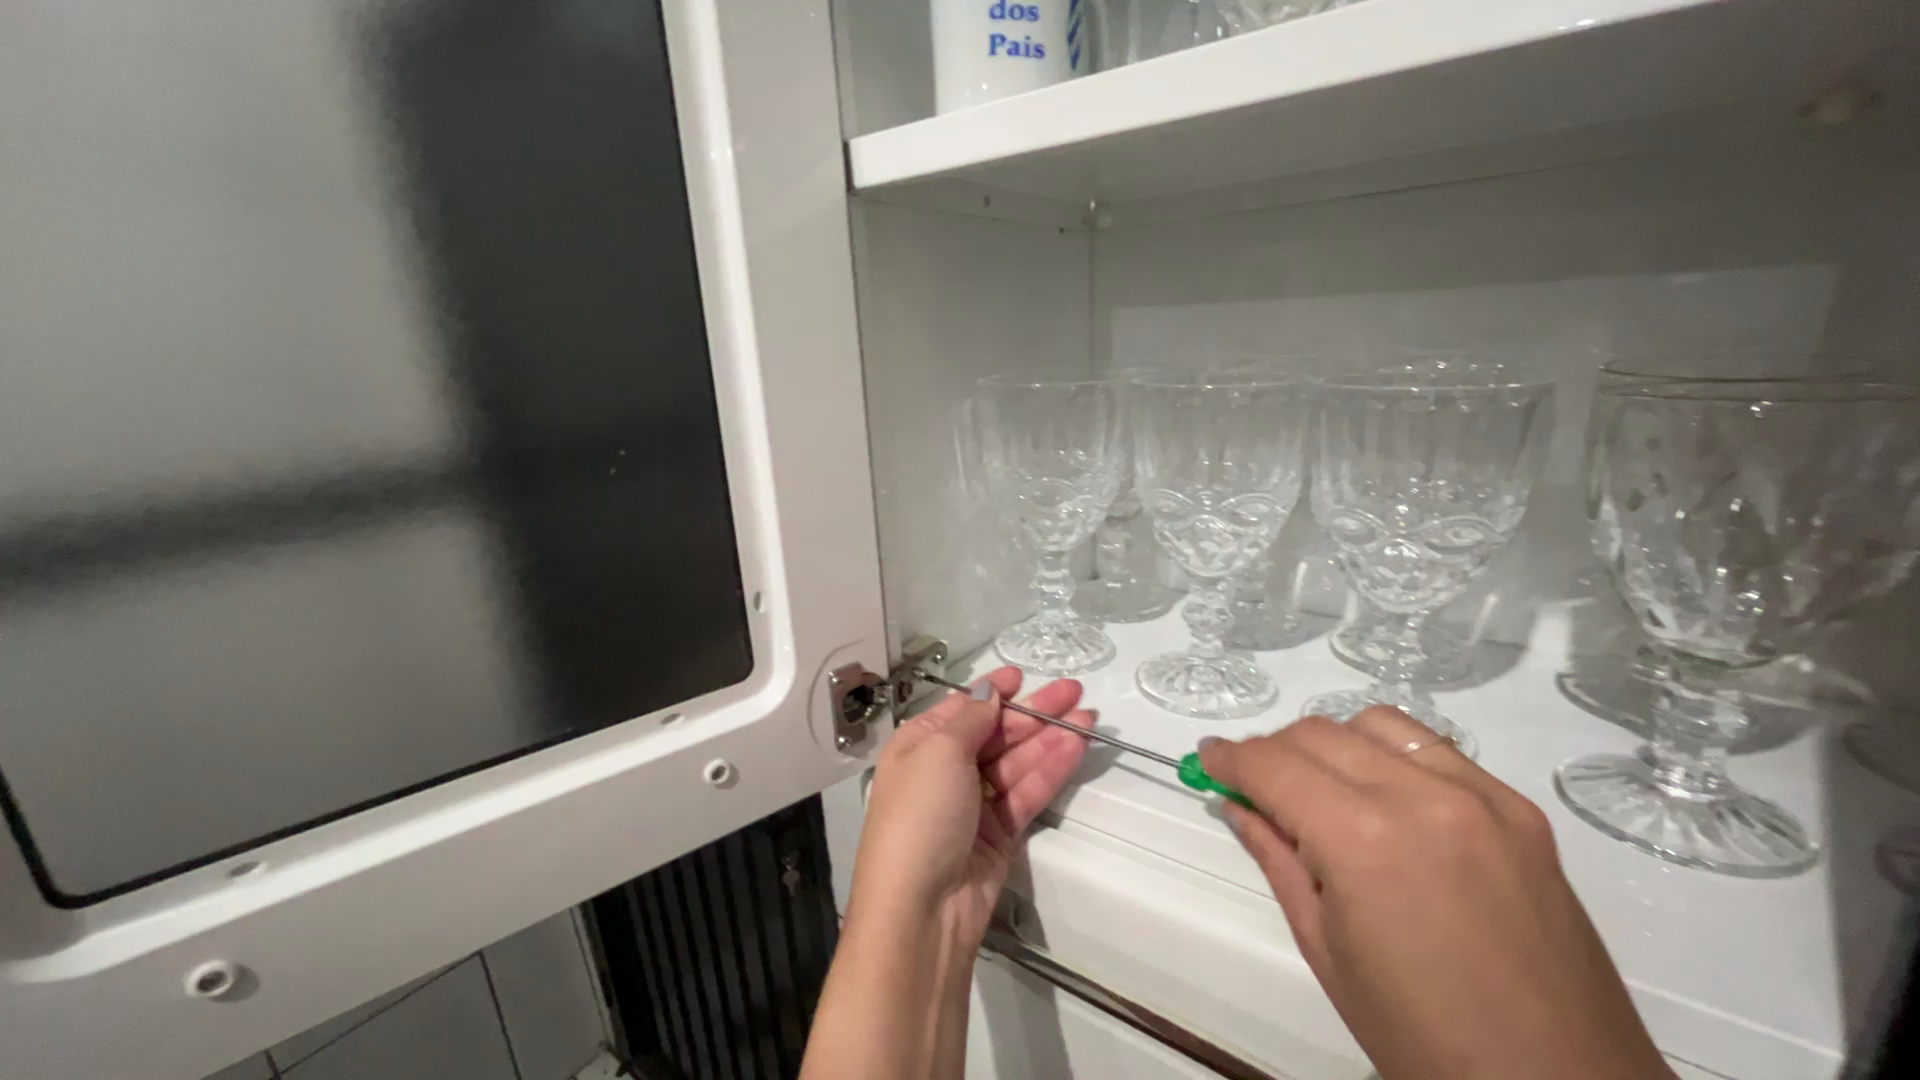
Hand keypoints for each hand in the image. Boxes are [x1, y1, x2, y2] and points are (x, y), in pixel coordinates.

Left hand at [845, 666, 1093, 945]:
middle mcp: (945, 770)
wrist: (921, 909)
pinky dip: (1051, 769)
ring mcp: (974, 803)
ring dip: (1051, 738)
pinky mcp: (1000, 833)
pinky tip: (1075, 747)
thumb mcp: (938, 753)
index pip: (962, 709)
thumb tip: (988, 691)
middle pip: (996, 732)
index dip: (993, 691)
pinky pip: (1028, 792)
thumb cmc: (919, 817)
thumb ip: (971, 719)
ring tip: (1089, 718)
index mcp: (920, 745)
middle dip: (1033, 712)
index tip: (1023, 676)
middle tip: (1075, 693)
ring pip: (1017, 761)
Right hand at [1200, 707, 1673, 1079]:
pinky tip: (1386, 800)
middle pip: (1318, 734)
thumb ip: (1277, 858)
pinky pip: (1436, 750)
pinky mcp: (1520, 810)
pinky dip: (1391, 756)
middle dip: (1273, 752)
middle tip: (1255, 787)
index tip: (1207, 759)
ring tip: (1322, 788)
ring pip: (1376, 724)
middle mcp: (1420, 797)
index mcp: (1362, 841)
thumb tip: (1239, 804)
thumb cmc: (1419, 1034)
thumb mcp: (1325, 947)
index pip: (1272, 766)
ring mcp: (1480, 796)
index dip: (1229, 758)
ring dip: (1332, 743)